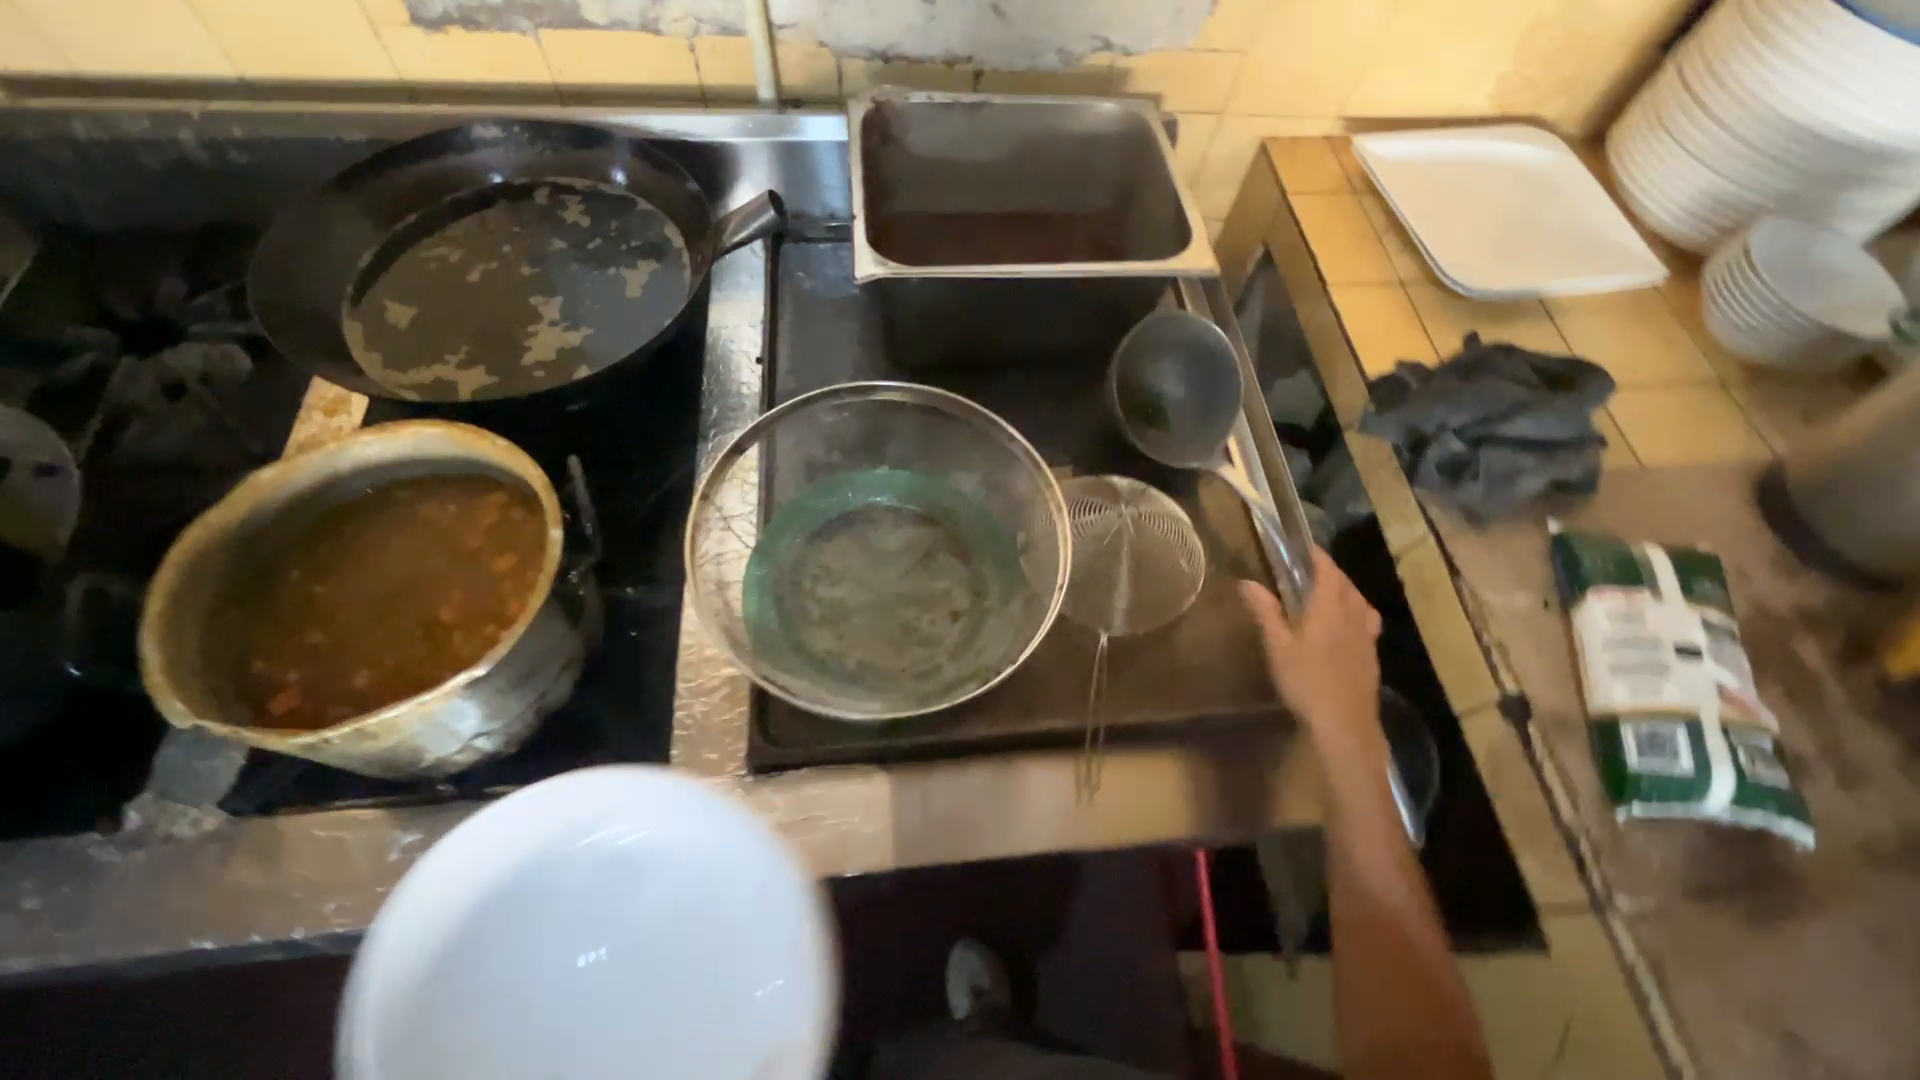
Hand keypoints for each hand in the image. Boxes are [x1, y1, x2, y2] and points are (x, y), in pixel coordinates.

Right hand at [1240, 548, 1382, 744]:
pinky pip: (1366, 620)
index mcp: (1329, 608)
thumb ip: (1265, 612)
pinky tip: (1345, 625)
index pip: (1328, 570)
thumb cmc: (1306, 682)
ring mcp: (1366, 635)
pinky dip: (1356, 610)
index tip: (1304, 547)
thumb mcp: (1277, 647)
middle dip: (1330, 571)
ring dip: (1345, 589)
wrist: (1345, 723)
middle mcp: (1352, 615)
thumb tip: (1246, 582)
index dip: (1317, 555)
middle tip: (1309, 570)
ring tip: (1328, 593)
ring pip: (1360, 601)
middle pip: (1346, 583)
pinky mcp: (1371, 654)